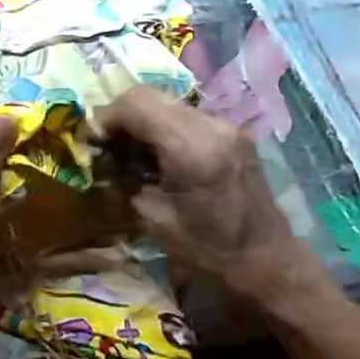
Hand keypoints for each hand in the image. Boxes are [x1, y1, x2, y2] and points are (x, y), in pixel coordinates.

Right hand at [95, 87, 332, 319]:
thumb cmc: (206, 251)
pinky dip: (162, 128)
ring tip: (131, 156)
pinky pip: (185, 117)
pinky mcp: (233, 134)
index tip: (92, 144)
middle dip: (120, 117)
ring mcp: (227, 126)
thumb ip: (124, 178)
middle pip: (150, 95)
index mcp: (192, 148)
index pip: (135, 103)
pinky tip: (157, 159)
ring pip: (167, 103)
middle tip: (106, 148)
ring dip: (141, 122)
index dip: (105, 117)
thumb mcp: (152, 218)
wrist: (267, 262)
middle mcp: (212, 126)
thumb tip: (102, 157)